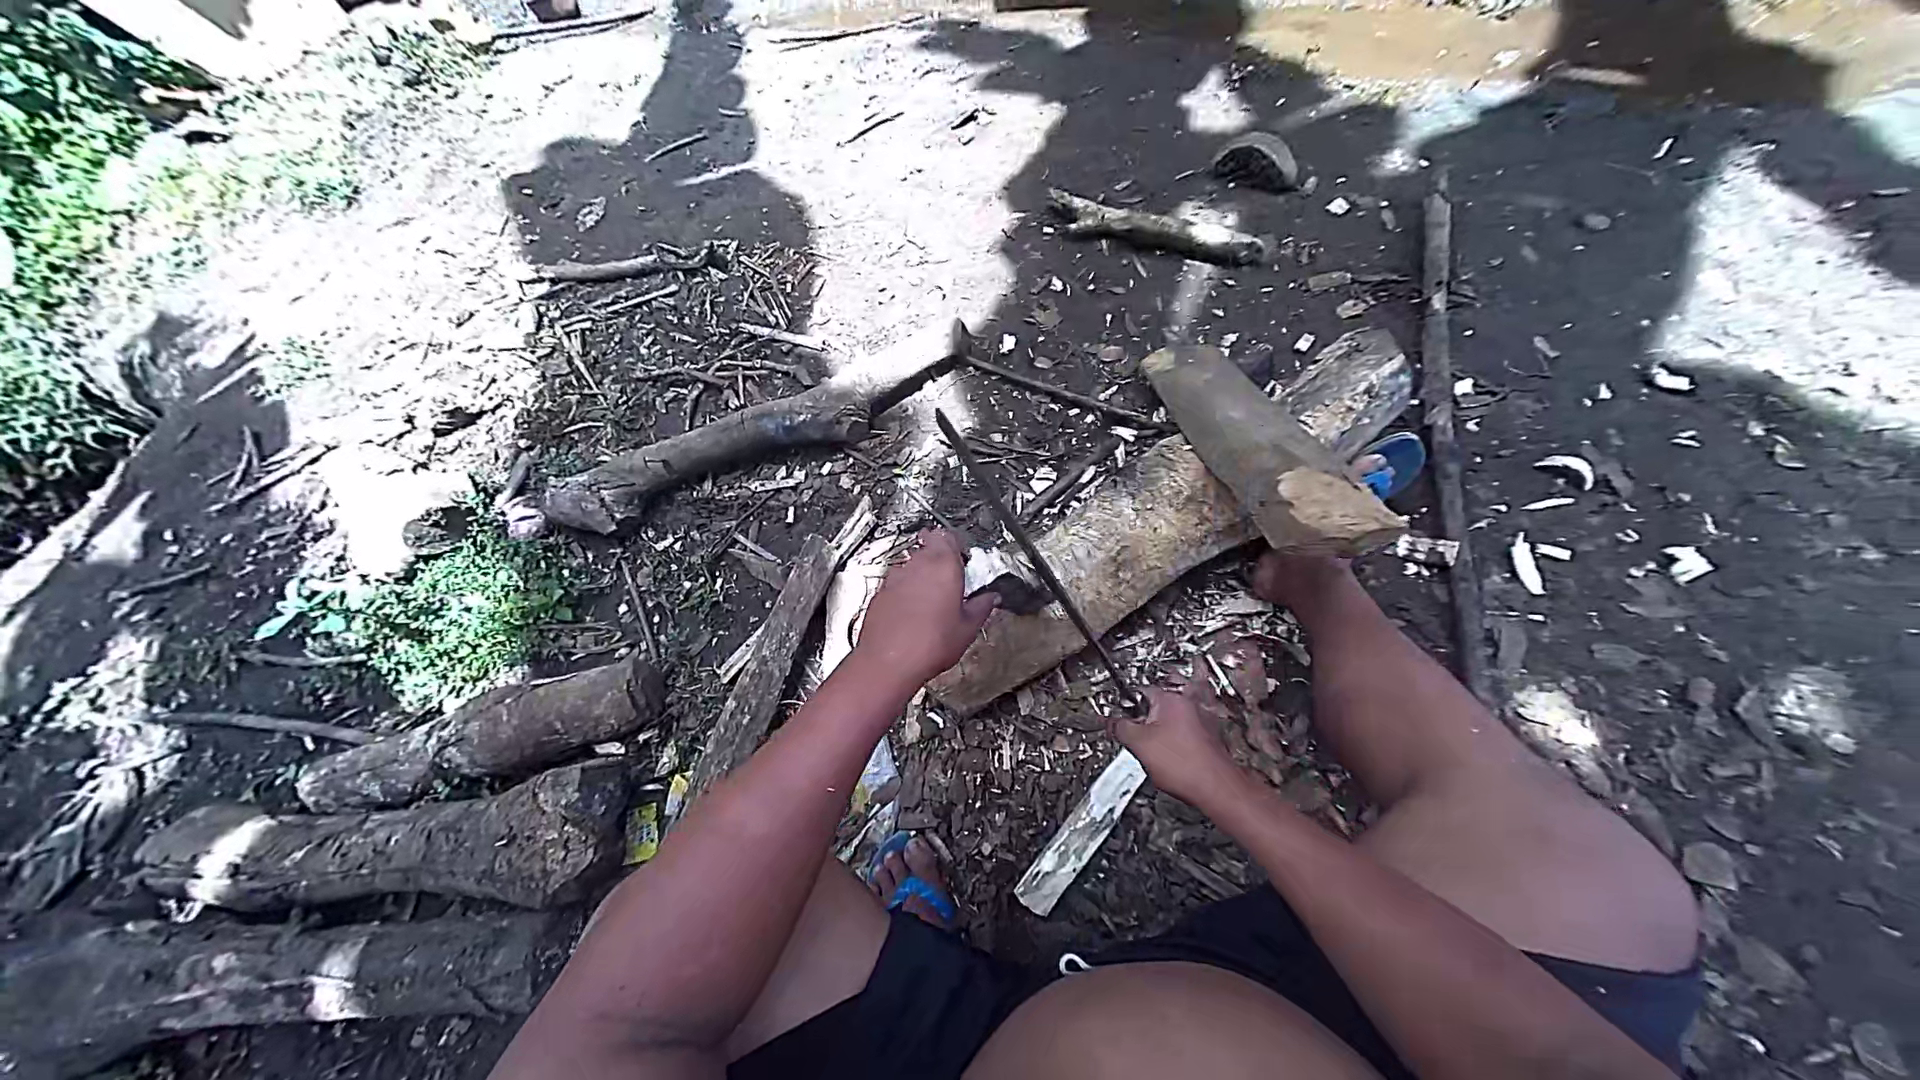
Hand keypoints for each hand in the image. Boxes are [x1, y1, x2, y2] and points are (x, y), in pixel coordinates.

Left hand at [853, 530, 998, 689]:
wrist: (888, 662)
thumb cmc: (929, 644)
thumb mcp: (968, 628)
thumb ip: (982, 607)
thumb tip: (990, 599)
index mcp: (944, 566)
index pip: (948, 537)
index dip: (955, 544)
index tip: (961, 555)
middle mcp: (917, 566)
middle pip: (928, 547)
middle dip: (939, 559)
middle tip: (951, 578)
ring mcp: (895, 578)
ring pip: (911, 565)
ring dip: (921, 575)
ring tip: (932, 599)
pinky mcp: (880, 594)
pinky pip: (896, 584)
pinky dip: (905, 591)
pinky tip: (913, 612)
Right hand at [1110, 685, 1240, 806]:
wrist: (1216, 789)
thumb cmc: (1185, 765)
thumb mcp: (1138, 744)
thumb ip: (1119, 727)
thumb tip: (1111, 722)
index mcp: (1171, 699)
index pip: (1138, 692)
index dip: (1124, 707)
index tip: (1117, 719)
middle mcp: (1189, 704)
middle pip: (1154, 707)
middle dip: (1142, 722)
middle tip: (1135, 738)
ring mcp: (1201, 720)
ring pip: (1168, 722)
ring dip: (1157, 735)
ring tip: (1153, 752)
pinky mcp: (1207, 738)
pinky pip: (1181, 734)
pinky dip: (1173, 744)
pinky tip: (1169, 760)